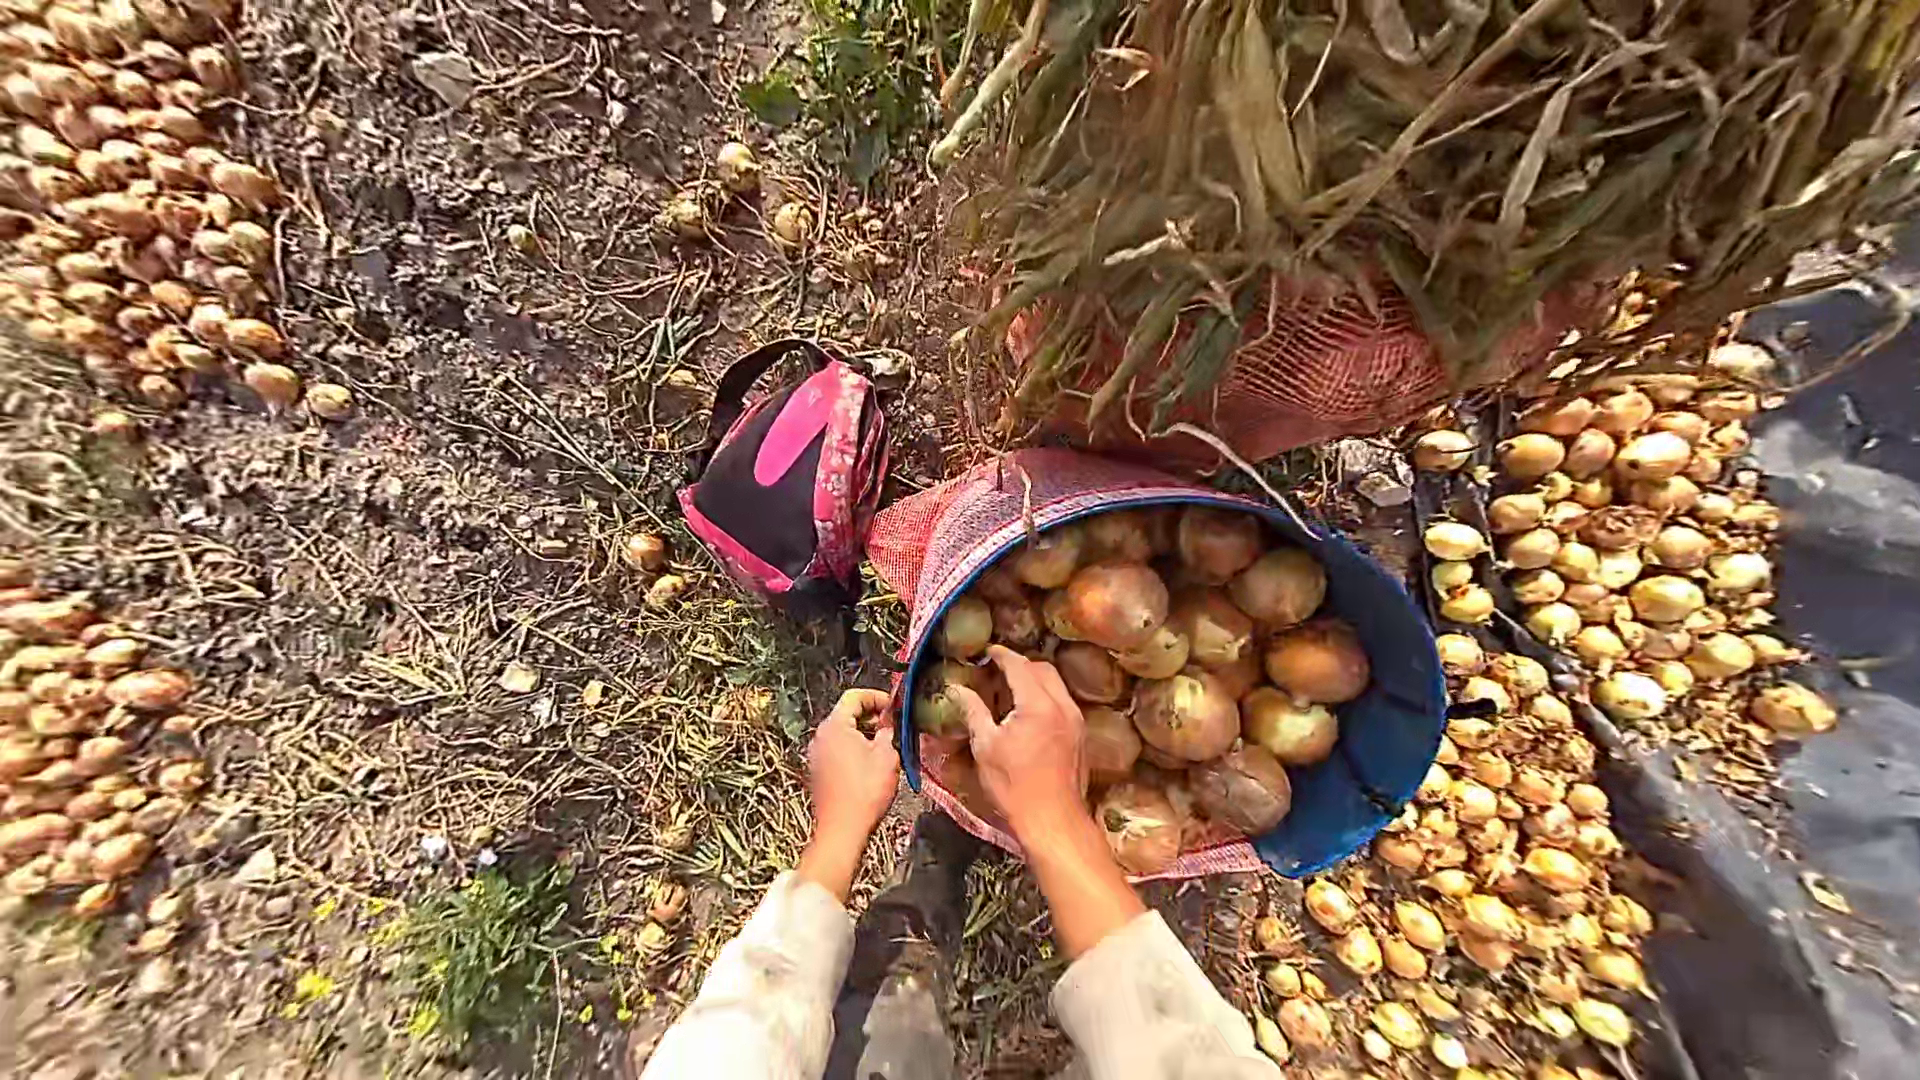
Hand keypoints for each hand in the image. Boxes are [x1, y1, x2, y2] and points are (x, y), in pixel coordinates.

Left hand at [808, 688, 900, 839]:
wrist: (842, 830)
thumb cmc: (865, 790)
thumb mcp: (887, 755)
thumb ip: (888, 731)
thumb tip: (888, 723)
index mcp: (835, 725)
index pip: (855, 696)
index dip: (877, 697)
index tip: (894, 707)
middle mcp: (821, 736)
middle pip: (847, 713)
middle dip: (872, 716)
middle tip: (892, 726)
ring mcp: (816, 755)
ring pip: (842, 732)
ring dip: (864, 733)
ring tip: (885, 746)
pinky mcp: (818, 771)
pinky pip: (837, 749)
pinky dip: (854, 749)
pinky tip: (871, 763)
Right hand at [952, 646, 1142, 958]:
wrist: (1053, 822)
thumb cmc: (1014, 786)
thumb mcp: (986, 747)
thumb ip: (974, 711)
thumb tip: (958, 689)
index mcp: (1038, 704)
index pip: (1019, 666)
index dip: (1002, 654)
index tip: (988, 651)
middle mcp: (1062, 705)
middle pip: (1043, 669)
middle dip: (1020, 663)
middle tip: (997, 668)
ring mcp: (1076, 720)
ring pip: (1056, 684)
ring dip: (1035, 679)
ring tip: (1010, 688)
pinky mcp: (1080, 735)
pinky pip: (1062, 701)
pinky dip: (1045, 695)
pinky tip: (1028, 711)